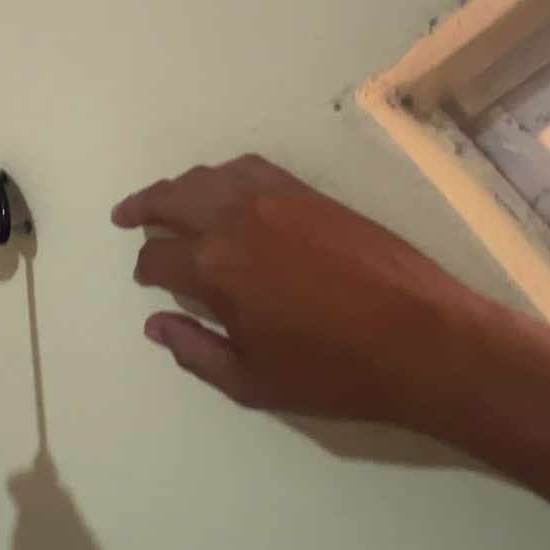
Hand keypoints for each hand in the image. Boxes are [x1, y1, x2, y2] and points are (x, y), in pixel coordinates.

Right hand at [113, 154, 504, 429]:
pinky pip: (248, 167)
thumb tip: (156, 323)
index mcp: (213, 266)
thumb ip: (194, 350)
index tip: (149, 281)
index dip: (147, 270)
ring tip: (165, 200)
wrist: (424, 341)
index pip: (158, 257)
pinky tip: (222, 188)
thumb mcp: (252, 381)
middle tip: (126, 216)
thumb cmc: (333, 371)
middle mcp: (233, 219)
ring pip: (205, 178)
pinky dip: (223, 174)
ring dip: (177, 188)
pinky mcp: (304, 191)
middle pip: (169, 199)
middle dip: (142, 209)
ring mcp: (271, 198)